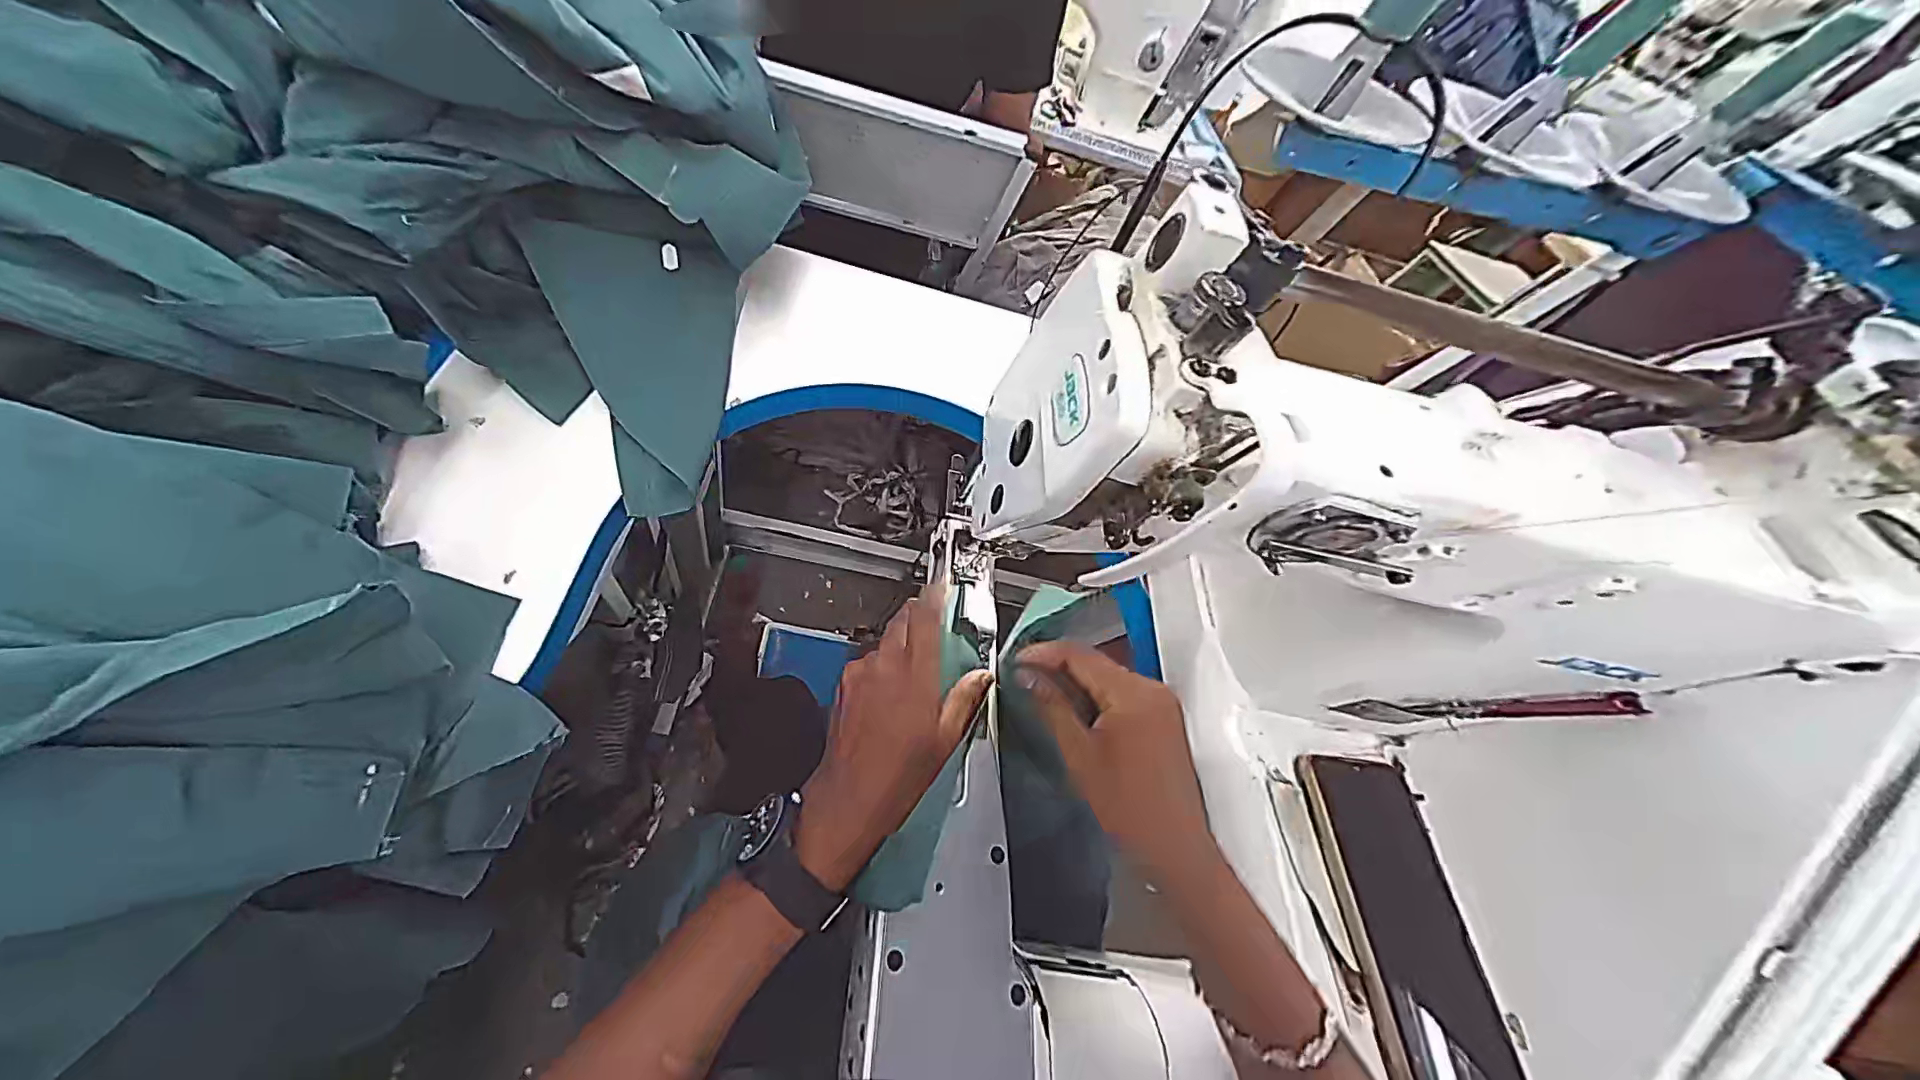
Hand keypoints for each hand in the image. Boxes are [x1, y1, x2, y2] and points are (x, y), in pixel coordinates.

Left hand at [795, 583, 992, 891]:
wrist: (847, 798)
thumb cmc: (896, 776)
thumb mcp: (944, 741)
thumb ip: (963, 699)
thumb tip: (980, 677)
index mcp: (915, 677)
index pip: (924, 618)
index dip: (935, 596)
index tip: (943, 588)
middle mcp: (884, 667)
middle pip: (902, 620)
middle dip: (918, 616)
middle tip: (934, 627)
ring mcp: (859, 673)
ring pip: (884, 641)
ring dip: (900, 645)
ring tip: (913, 673)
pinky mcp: (843, 684)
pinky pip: (867, 661)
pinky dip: (881, 665)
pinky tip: (889, 693)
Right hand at [1015, 642, 1213, 885]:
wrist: (1175, 846)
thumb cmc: (1132, 808)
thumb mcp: (1079, 753)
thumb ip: (1051, 707)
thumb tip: (1029, 678)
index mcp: (1133, 693)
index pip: (1079, 655)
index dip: (1043, 654)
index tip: (1018, 662)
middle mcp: (1153, 691)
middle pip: (1095, 663)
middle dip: (1057, 667)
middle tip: (1025, 678)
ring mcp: (1162, 704)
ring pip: (1108, 678)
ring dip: (1076, 682)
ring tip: (1044, 696)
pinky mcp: (1164, 719)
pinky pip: (1123, 694)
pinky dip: (1097, 697)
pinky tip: (1077, 714)